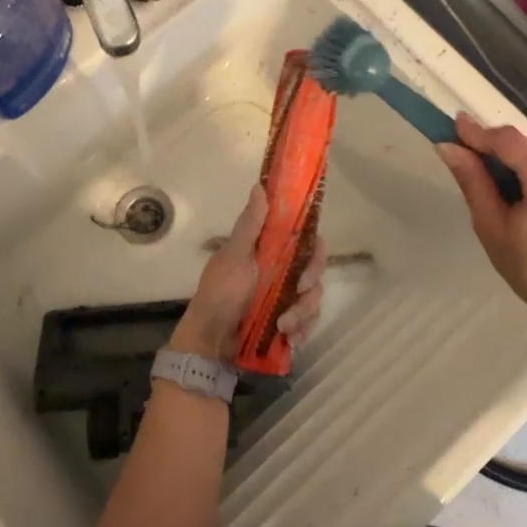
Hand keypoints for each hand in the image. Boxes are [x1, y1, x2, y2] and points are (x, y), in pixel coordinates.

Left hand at [168, 185, 325, 362]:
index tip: (308, 258)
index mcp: (270, 252)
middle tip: (299, 292)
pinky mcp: (287, 324)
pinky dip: (301, 332)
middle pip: (315, 271)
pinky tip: (288, 340)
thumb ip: (250, 225)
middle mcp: (281, 273)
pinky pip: (308, 324)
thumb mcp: (233, 257)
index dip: (314, 248)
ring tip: (282, 327)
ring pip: (314, 300)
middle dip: (310, 285)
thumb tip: (259, 185)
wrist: (211, 341)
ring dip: (302, 314)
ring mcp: (285, 300)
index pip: (305, 242)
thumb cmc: (220, 293)